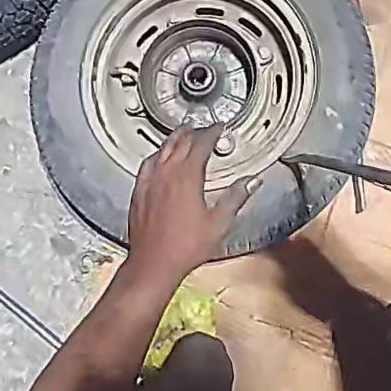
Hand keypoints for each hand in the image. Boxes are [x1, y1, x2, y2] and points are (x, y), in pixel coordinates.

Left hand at [125, 124, 257, 279]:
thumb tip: (251, 181)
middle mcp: (167, 173)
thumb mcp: (218, 222)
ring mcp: (150, 180)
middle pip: (181, 141)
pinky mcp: (139, 191)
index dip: (212, 132)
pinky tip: (158, 157)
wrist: (154, 263)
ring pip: (163, 149)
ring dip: (175, 138)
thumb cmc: (185, 246)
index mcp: (188, 175)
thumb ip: (235, 197)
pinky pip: (148, 163)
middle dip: (195, 131)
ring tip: (183, 133)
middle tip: (204, 128)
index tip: (219, 127)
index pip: (201, 143)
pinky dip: (157, 154)